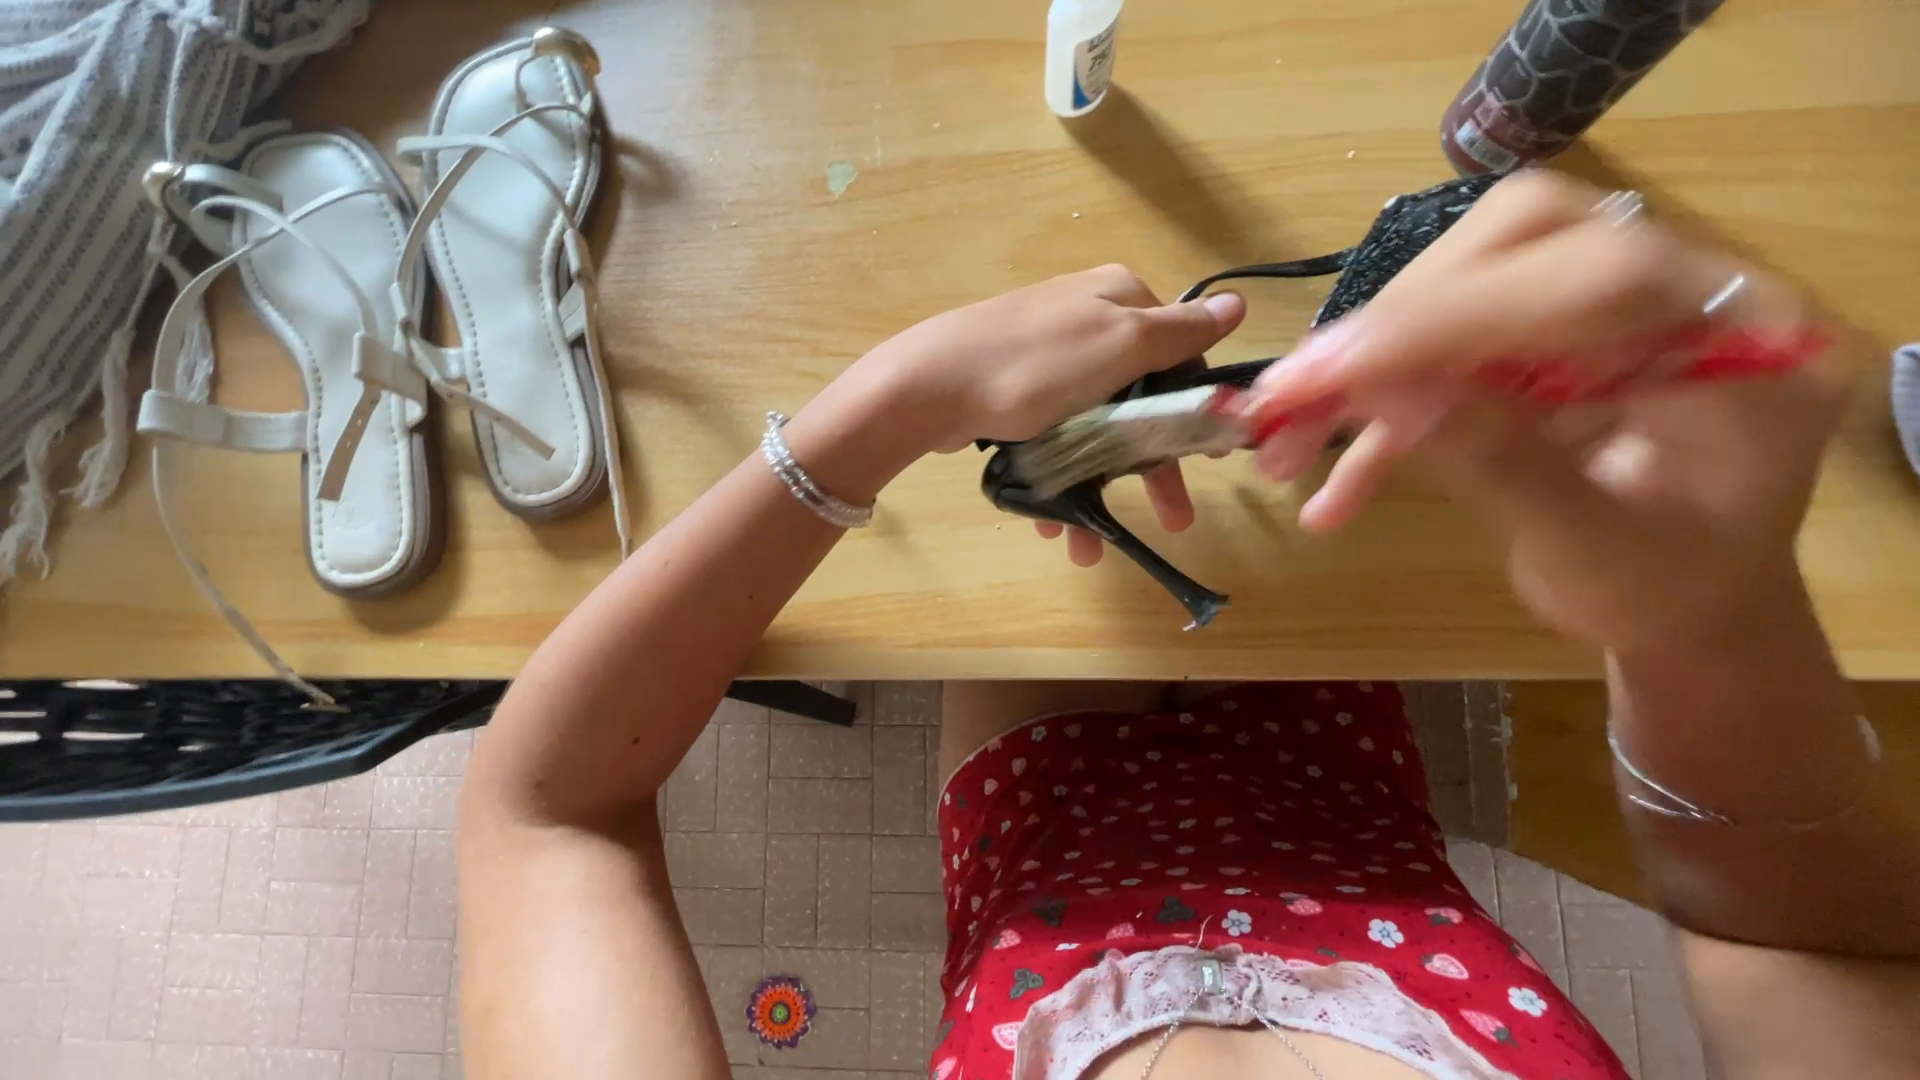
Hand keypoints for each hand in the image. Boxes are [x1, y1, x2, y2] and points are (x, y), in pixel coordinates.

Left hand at [852, 264, 1246, 564]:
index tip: (1204, 461)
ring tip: (1093, 548)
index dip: (1193, 409)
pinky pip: (1053, 437)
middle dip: (1150, 467)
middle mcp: (1086, 321)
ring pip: (1094, 427)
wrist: (931, 386)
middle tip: (1173, 519)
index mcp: (1120, 299)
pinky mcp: (1014, 392)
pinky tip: (1054, 524)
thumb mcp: (1121, 343)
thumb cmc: (1037, 365)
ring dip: (1099, 488)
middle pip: (1138, 399)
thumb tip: (1236, 303)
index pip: (1180, 354)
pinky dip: (1059, 478)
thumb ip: (1179, 332)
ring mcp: (1048, 359)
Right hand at [1246, 172, 1852, 654]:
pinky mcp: (1533, 346)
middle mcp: (1669, 297)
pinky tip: (1329, 489)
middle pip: (1513, 246)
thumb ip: (1502, 464)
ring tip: (1282, 442)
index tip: (1327, 371)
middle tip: (1295, 391)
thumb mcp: (1595, 551)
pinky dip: (1370, 416)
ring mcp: (1593, 316)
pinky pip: (1435, 356)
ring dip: (1359, 370)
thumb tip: (1387, 393)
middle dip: (1392, 321)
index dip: (1447, 313)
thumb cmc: (1666, 593)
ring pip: (1454, 295)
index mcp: (1738, 339)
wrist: (1683, 608)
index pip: (1591, 274)